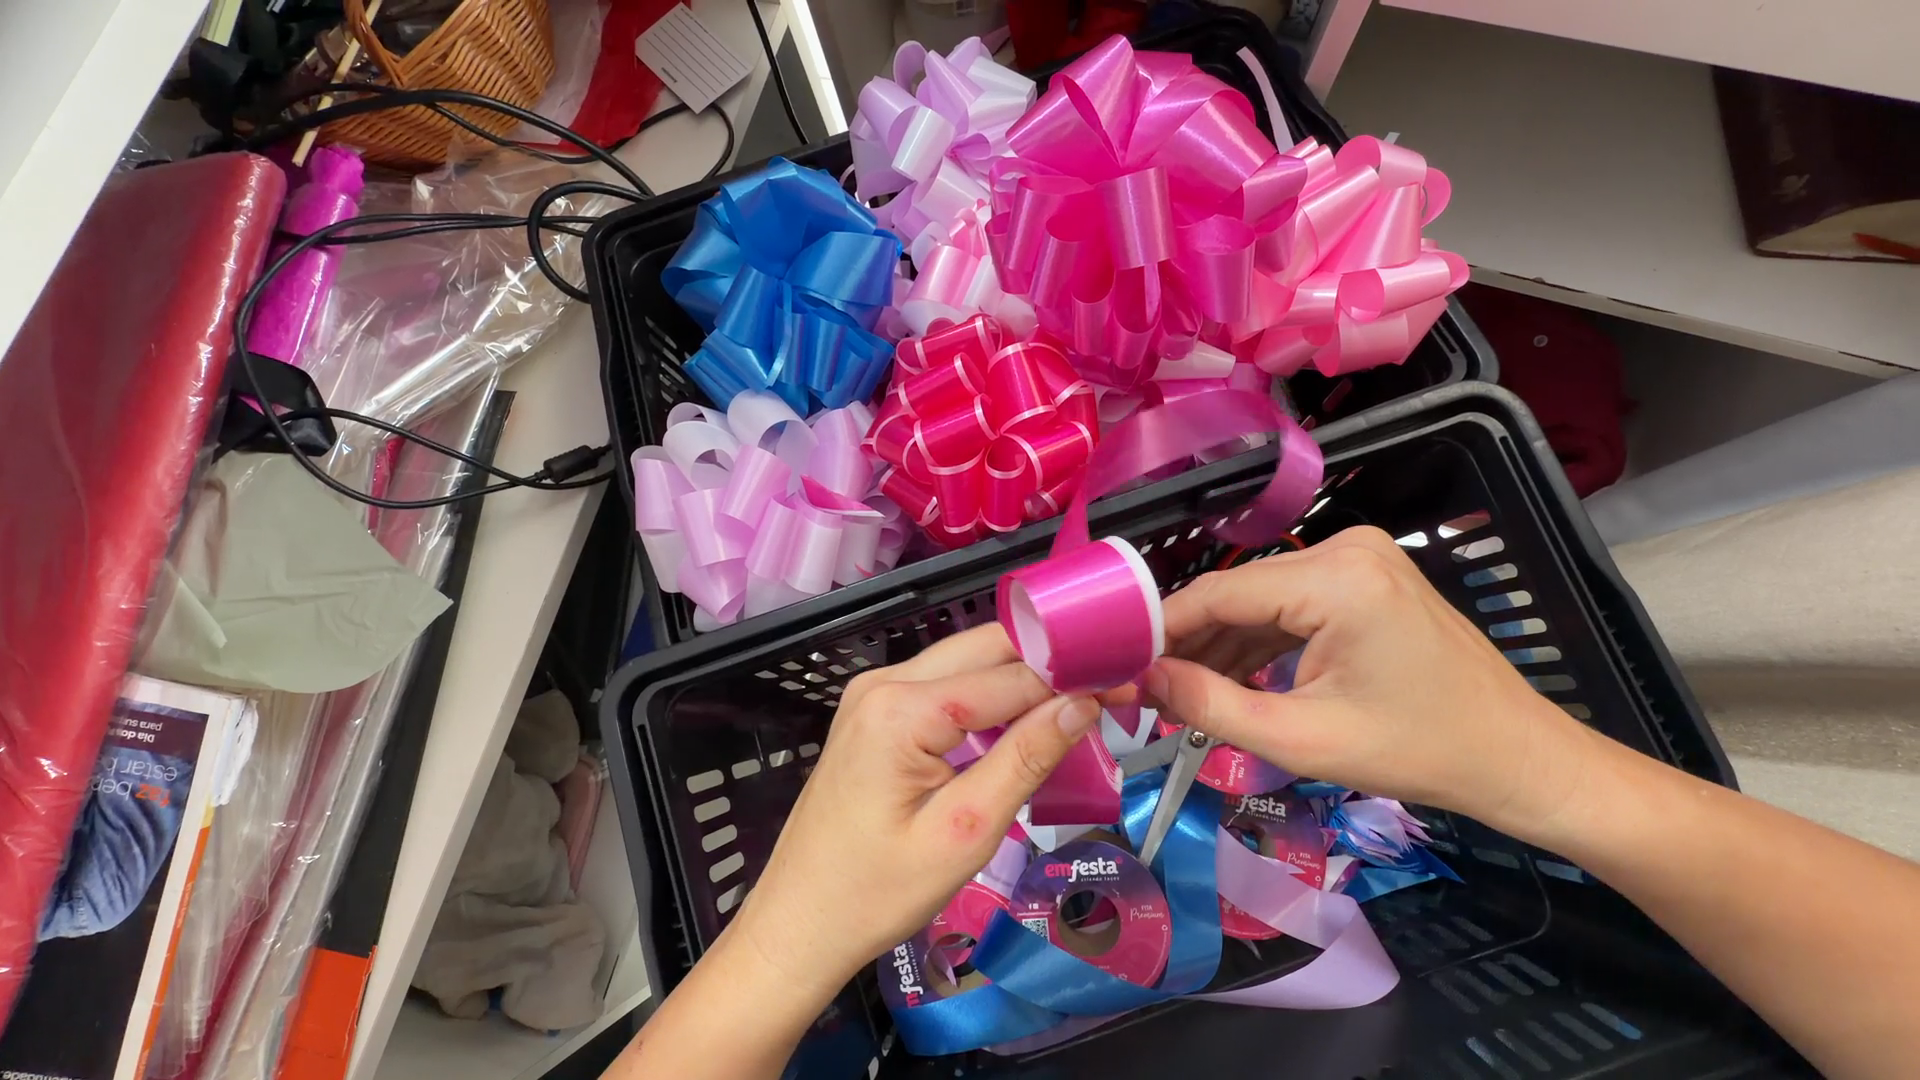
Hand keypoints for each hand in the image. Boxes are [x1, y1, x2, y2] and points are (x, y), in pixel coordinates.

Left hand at [726, 624, 1101, 995]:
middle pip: (985, 648)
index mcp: (901, 708)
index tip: (1125, 684)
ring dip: (1021, 676)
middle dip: (1049, 663)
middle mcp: (883, 681)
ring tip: (1076, 704)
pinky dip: (989, 695)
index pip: (1009, 676)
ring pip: (966, 660)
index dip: (1072, 679)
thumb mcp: (964, 832)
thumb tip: (1083, 703)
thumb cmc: (876, 891)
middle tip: (1106, 689)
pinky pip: (944, 684)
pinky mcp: (875, 711)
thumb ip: (1025, 758)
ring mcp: (874, 692)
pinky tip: (1022, 720)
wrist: (800, 921)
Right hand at [1139, 526, 1594, 837]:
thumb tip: (1136, 680)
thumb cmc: (1418, 753)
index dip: (1160, 628)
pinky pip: (1288, 603)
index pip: (1218, 592)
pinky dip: (1255, 641)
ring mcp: (1357, 556)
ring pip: (1258, 599)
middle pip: (1236, 593)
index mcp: (1337, 578)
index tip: (1114, 660)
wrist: (1518, 758)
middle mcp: (1345, 547)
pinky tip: (1225, 677)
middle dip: (1189, 644)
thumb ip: (1207, 705)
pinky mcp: (1361, 574)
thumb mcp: (1301, 739)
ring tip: (1178, 693)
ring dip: (1219, 645)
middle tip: (1145, 689)